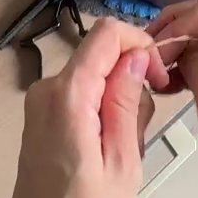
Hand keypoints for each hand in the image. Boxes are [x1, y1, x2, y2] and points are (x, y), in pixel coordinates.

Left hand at [10, 17, 171, 197]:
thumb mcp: (121, 164)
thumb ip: (128, 103)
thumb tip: (136, 57)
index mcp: (67, 96)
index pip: (106, 33)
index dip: (139, 42)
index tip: (157, 70)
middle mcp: (47, 90)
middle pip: (101, 53)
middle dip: (130, 79)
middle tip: (143, 125)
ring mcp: (40, 102)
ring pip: (94, 74)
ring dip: (117, 99)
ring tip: (123, 147)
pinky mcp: (40, 115)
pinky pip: (80, 93)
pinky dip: (100, 108)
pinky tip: (107, 147)